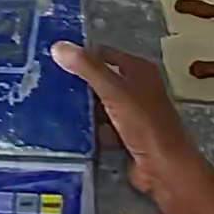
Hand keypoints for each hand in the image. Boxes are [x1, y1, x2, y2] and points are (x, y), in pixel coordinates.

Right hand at [51, 42, 205, 196]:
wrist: (164, 168)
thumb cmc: (143, 122)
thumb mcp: (113, 90)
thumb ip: (87, 68)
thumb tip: (58, 46)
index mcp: (139, 69)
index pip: (105, 54)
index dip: (83, 54)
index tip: (56, 59)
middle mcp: (138, 87)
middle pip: (103, 79)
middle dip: (80, 82)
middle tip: (49, 82)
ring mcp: (134, 113)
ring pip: (102, 104)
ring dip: (83, 106)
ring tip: (52, 104)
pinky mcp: (128, 136)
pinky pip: (103, 126)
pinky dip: (90, 128)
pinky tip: (69, 129)